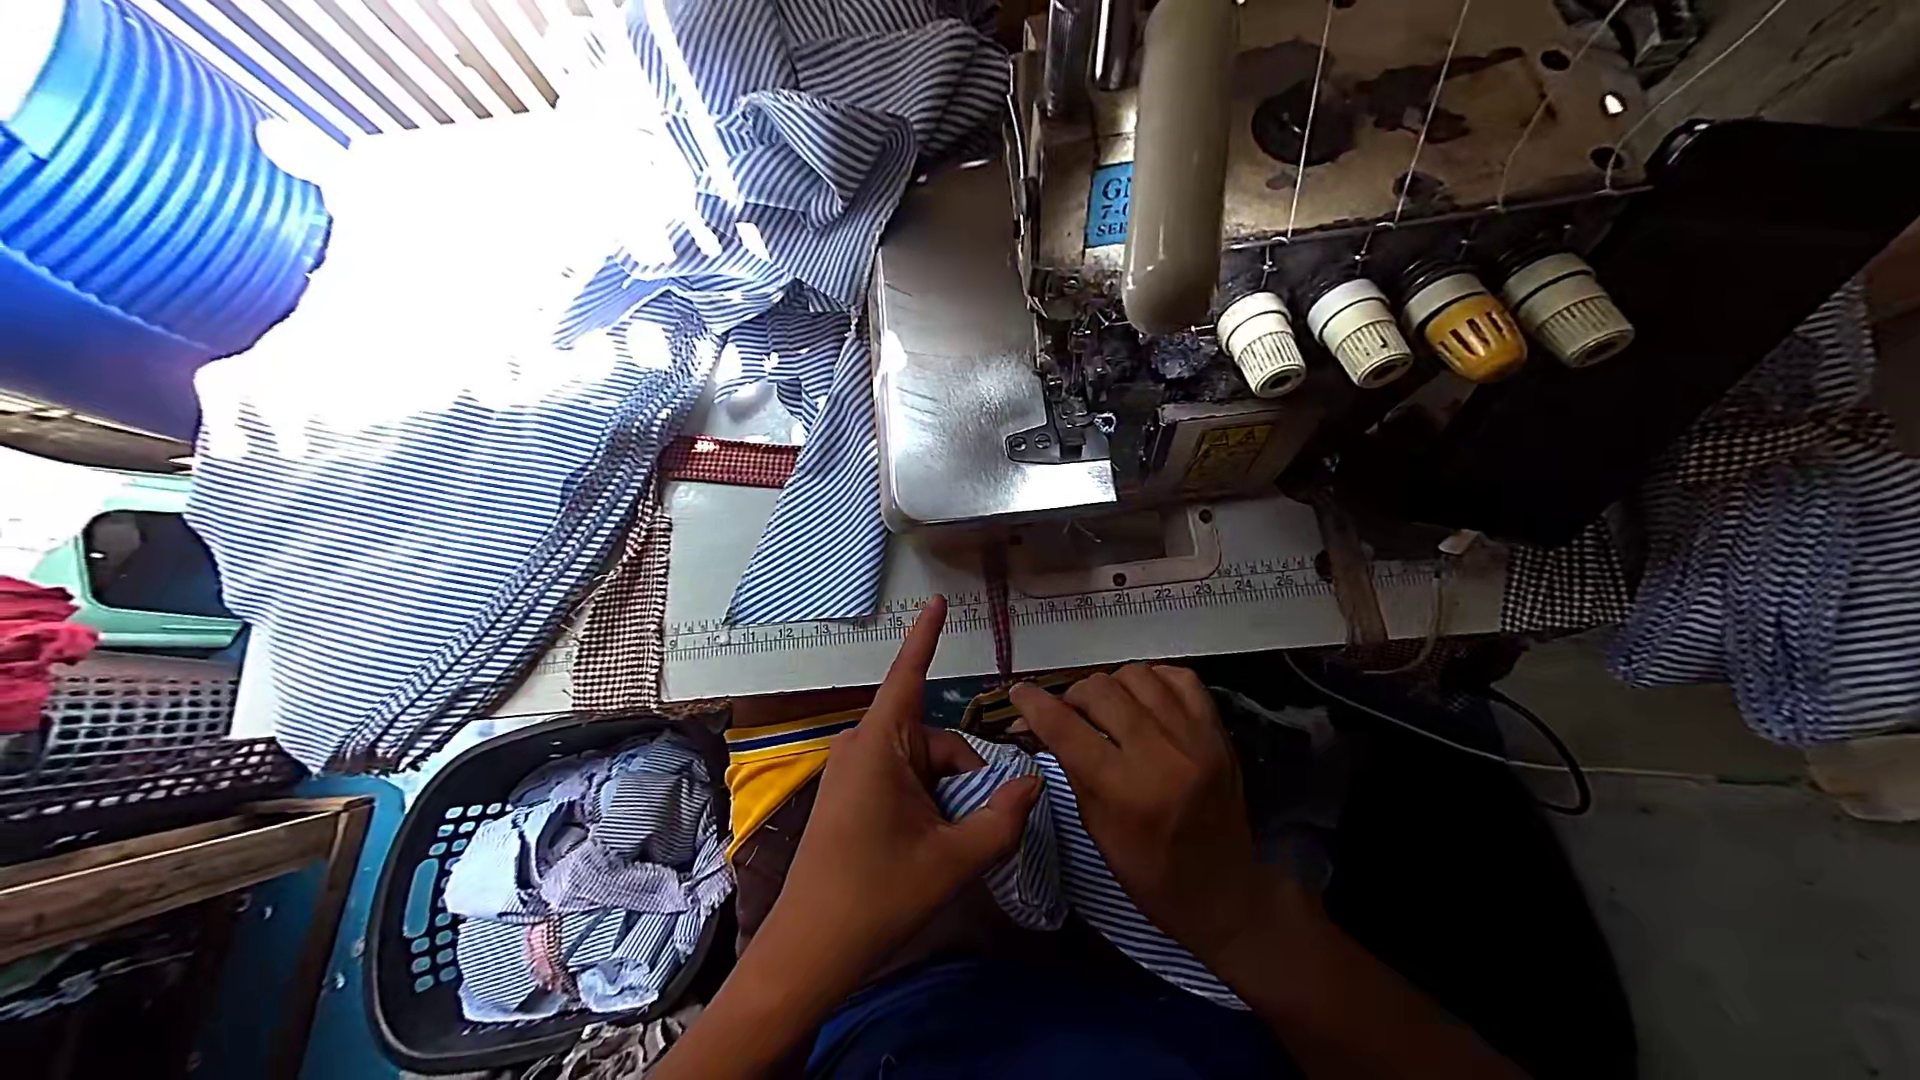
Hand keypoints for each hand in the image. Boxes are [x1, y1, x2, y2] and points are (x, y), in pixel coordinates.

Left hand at [652, 597, 1039, 1079]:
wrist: (808, 953)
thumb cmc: (876, 899)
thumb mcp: (952, 860)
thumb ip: (1002, 820)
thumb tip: (1033, 783)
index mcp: (879, 746)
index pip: (908, 675)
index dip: (926, 636)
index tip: (937, 601)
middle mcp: (862, 746)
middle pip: (934, 740)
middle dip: (967, 775)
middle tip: (983, 828)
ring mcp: (853, 771)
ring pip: (922, 764)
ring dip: (949, 795)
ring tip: (953, 847)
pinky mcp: (851, 793)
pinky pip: (903, 779)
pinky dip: (929, 802)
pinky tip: (933, 844)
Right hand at [1010, 664, 1276, 963]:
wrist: (1223, 892)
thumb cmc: (1149, 872)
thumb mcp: (1096, 827)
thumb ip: (1070, 767)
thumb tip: (1037, 724)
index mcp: (1124, 790)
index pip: (1065, 726)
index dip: (1033, 704)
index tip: (1019, 694)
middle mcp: (1160, 754)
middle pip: (1099, 690)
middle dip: (1072, 697)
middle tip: (1069, 714)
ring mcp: (1194, 738)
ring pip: (1136, 675)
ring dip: (1110, 685)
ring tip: (1107, 706)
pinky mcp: (1217, 731)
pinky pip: (1178, 677)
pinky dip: (1153, 680)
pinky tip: (1143, 698)